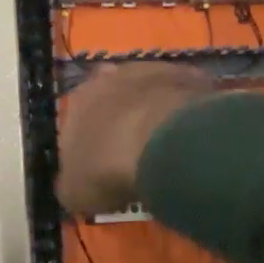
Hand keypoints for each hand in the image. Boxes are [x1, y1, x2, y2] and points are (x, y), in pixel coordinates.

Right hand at [57, 63, 214, 213]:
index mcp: (77, 101)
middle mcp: (110, 76)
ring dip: (153, 113)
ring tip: (166, 146)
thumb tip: (74, 185)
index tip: (101, 167)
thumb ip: (72, 183)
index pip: (77, 120)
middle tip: (134, 154)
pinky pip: (183, 96)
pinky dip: (185, 114)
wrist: (163, 141)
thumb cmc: (108, 168)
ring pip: (148, 92)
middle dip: (121, 121)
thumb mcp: (75, 191)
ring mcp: (152, 71)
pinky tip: (192, 137)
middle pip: (114, 100)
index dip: (89, 144)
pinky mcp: (189, 74)